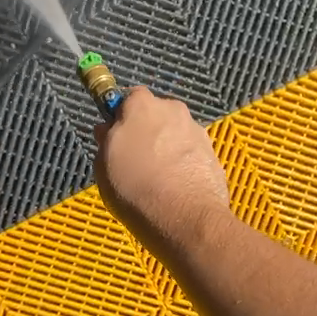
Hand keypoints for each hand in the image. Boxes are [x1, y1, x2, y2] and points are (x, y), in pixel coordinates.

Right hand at [94, 88, 233, 254]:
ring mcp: (197, 131)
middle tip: (137, 161)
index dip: (123, 117)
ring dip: (168, 149)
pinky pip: (191, 155)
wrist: (184, 217)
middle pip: (157, 115)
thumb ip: (106, 139)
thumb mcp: (103, 165)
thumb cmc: (135, 187)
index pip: (129, 98)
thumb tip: (107, 128)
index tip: (117, 137)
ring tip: (158, 180)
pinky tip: (176, 188)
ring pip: (176, 135)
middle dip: (148, 131)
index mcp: (142, 105)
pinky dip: (184, 165)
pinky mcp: (213, 154)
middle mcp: (173, 110)